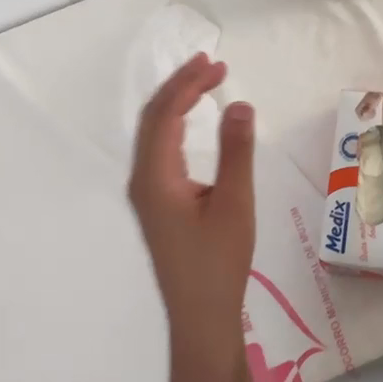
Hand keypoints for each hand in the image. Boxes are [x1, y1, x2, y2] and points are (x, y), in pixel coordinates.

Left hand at [129, 54, 257, 349]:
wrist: (200, 316)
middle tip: (214, 65)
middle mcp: (142, 179)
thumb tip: (240, 104)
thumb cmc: (218, 262)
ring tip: (206, 81)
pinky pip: (159, 148)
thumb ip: (236, 152)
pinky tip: (193, 120)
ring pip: (154, 133)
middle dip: (181, 86)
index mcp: (154, 177)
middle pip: (153, 118)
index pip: (165, 114)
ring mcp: (146, 192)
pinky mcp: (156, 202)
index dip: (188, 83)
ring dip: (178, 102)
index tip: (218, 64)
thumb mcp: (235, 204)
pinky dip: (177, 124)